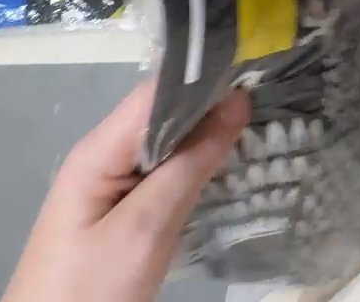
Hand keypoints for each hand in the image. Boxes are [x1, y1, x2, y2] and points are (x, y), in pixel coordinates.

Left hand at [3, 82, 250, 301]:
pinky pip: (165, 169)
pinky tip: (227, 169)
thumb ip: (190, 163)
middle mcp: (104, 154)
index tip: (257, 79)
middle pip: (166, 111)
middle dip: (213, 106)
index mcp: (99, 149)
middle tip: (268, 109)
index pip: (159, 90)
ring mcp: (110, 182)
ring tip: (260, 133)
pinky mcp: (121, 208)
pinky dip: (196, 165)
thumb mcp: (146, 229)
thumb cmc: (90, 292)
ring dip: (209, 136)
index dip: (206, 79)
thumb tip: (238, 101)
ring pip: (170, 140)